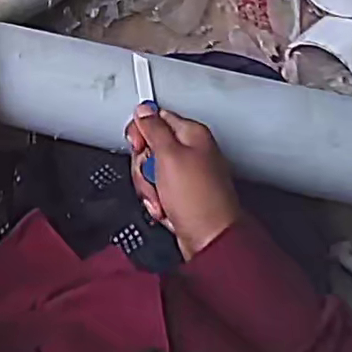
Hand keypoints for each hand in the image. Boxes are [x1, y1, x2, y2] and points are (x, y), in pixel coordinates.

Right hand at [127, 103, 241, 258]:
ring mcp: (186, 173)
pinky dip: (156, 199)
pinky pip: (156, 188)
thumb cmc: (199, 200)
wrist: (211, 242)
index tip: (139, 145)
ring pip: (149, 169)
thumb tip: (144, 110)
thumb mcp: (168, 156)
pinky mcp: (182, 193)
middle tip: (153, 174)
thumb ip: (153, 128)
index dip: (141, 131)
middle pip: (149, 146)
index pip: (155, 117)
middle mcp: (191, 151)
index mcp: (192, 134)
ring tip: (161, 196)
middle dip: (144, 165)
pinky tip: (165, 207)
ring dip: (149, 186)